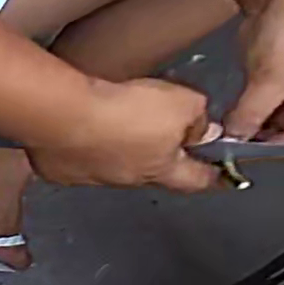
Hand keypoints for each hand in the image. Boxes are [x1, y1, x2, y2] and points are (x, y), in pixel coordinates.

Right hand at [25, 77, 218, 191]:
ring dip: (118, 154)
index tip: (223, 178)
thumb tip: (203, 133)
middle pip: (150, 174)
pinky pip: (78, 163)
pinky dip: (84, 152)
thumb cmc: (123, 112)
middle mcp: (125, 180)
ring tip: (115, 128)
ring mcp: (89, 179)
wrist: (64, 117)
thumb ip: (198, 121)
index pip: (195, 180)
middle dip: (160, 159)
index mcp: (161, 169)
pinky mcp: (60, 172)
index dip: (213, 177)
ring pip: (112, 169)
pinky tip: (82, 135)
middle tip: (162, 137)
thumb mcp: (185, 104)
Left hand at [226, 0, 283, 141]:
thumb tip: (232, 142)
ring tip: (223, 134)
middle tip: (223, 150)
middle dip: (261, 137)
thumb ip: (250, 117)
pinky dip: (251, 104)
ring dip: (253, 121)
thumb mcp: (273, 78)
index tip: (237, 161)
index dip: (273, 150)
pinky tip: (230, 113)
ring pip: (279, 112)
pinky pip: (270, 93)